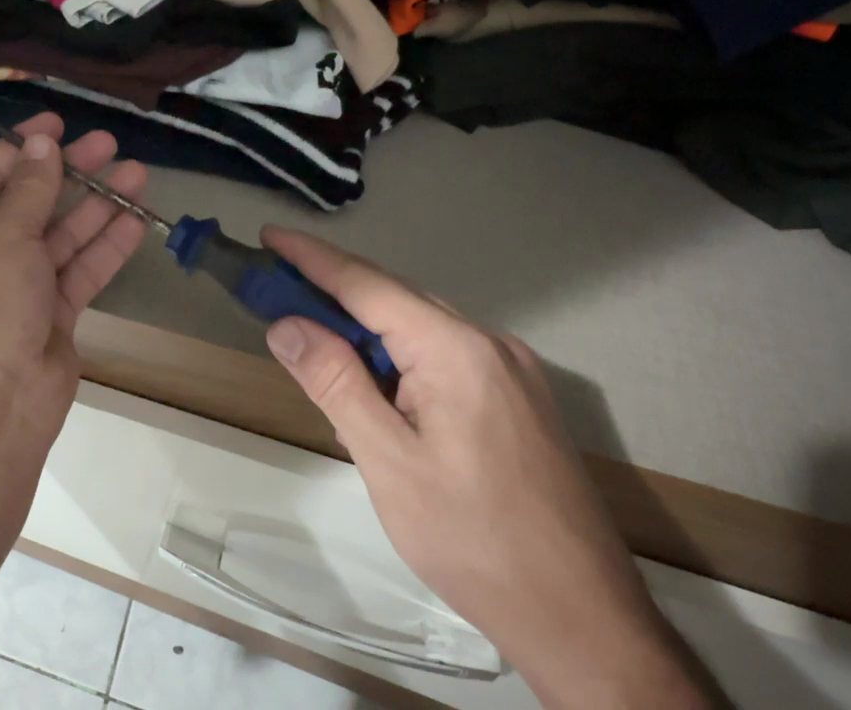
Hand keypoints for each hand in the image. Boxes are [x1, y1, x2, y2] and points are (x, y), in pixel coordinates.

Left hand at [0, 112, 148, 448]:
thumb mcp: (3, 237)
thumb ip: (29, 189)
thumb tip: (41, 143)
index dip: (23, 146)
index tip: (59, 123)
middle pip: (32, 201)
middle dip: (70, 172)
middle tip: (109, 144)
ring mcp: (21, 284)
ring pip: (63, 234)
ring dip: (98, 204)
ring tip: (136, 172)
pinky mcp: (53, 313)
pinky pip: (81, 269)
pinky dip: (107, 245)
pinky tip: (137, 218)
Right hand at [260, 228, 715, 709]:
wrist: (581, 615)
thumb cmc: (471, 538)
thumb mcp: (388, 461)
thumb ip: (336, 383)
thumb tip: (287, 324)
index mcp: (456, 351)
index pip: (369, 286)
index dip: (313, 258)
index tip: (269, 236)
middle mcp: (492, 345)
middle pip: (397, 301)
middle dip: (334, 292)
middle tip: (275, 291)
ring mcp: (514, 373)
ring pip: (423, 330)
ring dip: (367, 329)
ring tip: (316, 342)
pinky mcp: (522, 402)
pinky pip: (448, 358)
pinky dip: (401, 357)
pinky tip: (378, 388)